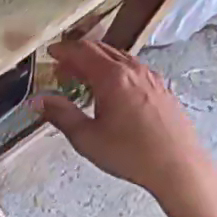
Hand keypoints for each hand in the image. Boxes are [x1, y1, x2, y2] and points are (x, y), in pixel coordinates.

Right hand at [35, 39, 216, 207]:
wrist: (179, 167)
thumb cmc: (132, 154)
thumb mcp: (87, 138)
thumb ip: (61, 114)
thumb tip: (38, 100)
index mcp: (112, 77)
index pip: (82, 51)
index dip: (63, 50)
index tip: (50, 53)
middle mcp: (133, 70)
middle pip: (101, 49)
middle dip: (78, 56)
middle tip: (63, 69)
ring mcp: (151, 78)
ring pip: (119, 58)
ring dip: (98, 63)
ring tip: (85, 81)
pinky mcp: (163, 89)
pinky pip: (134, 70)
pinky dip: (117, 71)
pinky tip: (114, 92)